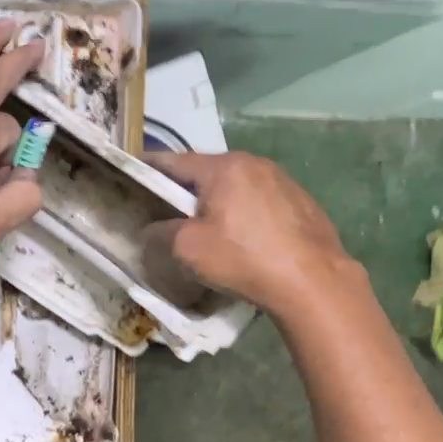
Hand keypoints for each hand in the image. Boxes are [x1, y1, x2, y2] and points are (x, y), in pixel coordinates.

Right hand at [144, 151, 357, 316]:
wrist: (310, 280)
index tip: (131, 173)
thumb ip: (161, 233)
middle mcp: (254, 164)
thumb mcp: (187, 248)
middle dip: (184, 188)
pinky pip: (258, 201)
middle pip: (207, 172)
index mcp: (224, 168)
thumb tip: (151, 229)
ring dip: (216, 201)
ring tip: (203, 225)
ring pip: (235, 186)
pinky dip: (242, 212)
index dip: (149, 167)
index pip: (174, 161)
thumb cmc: (241, 257)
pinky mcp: (300, 202)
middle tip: (164, 209)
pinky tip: (240, 237)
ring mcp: (282, 181)